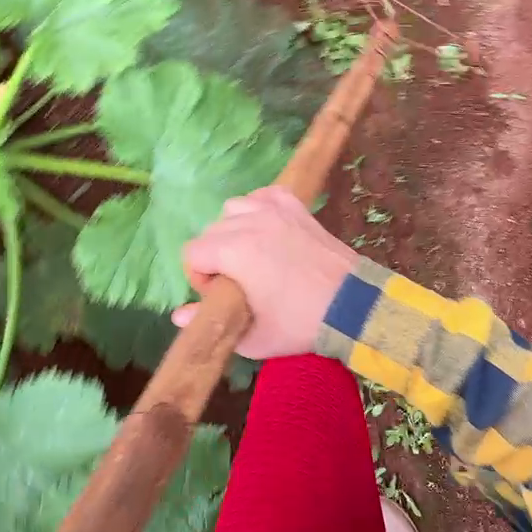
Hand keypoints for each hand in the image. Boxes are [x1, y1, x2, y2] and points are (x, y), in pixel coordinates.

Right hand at [175, 186, 360, 358]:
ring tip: (250, 256)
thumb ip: (210, 323)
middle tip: (236, 283)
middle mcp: (250, 221)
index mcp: (234, 250)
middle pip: (210, 232)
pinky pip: (264, 195)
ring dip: (233, 231)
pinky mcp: (297, 207)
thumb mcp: (253, 336)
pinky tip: (265, 229)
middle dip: (214, 257)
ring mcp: (276, 210)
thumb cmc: (300, 322)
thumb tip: (178, 316)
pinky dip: (258, 207)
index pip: (192, 252)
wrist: (352, 304)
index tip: (219, 296)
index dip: (199, 277)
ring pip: (234, 208)